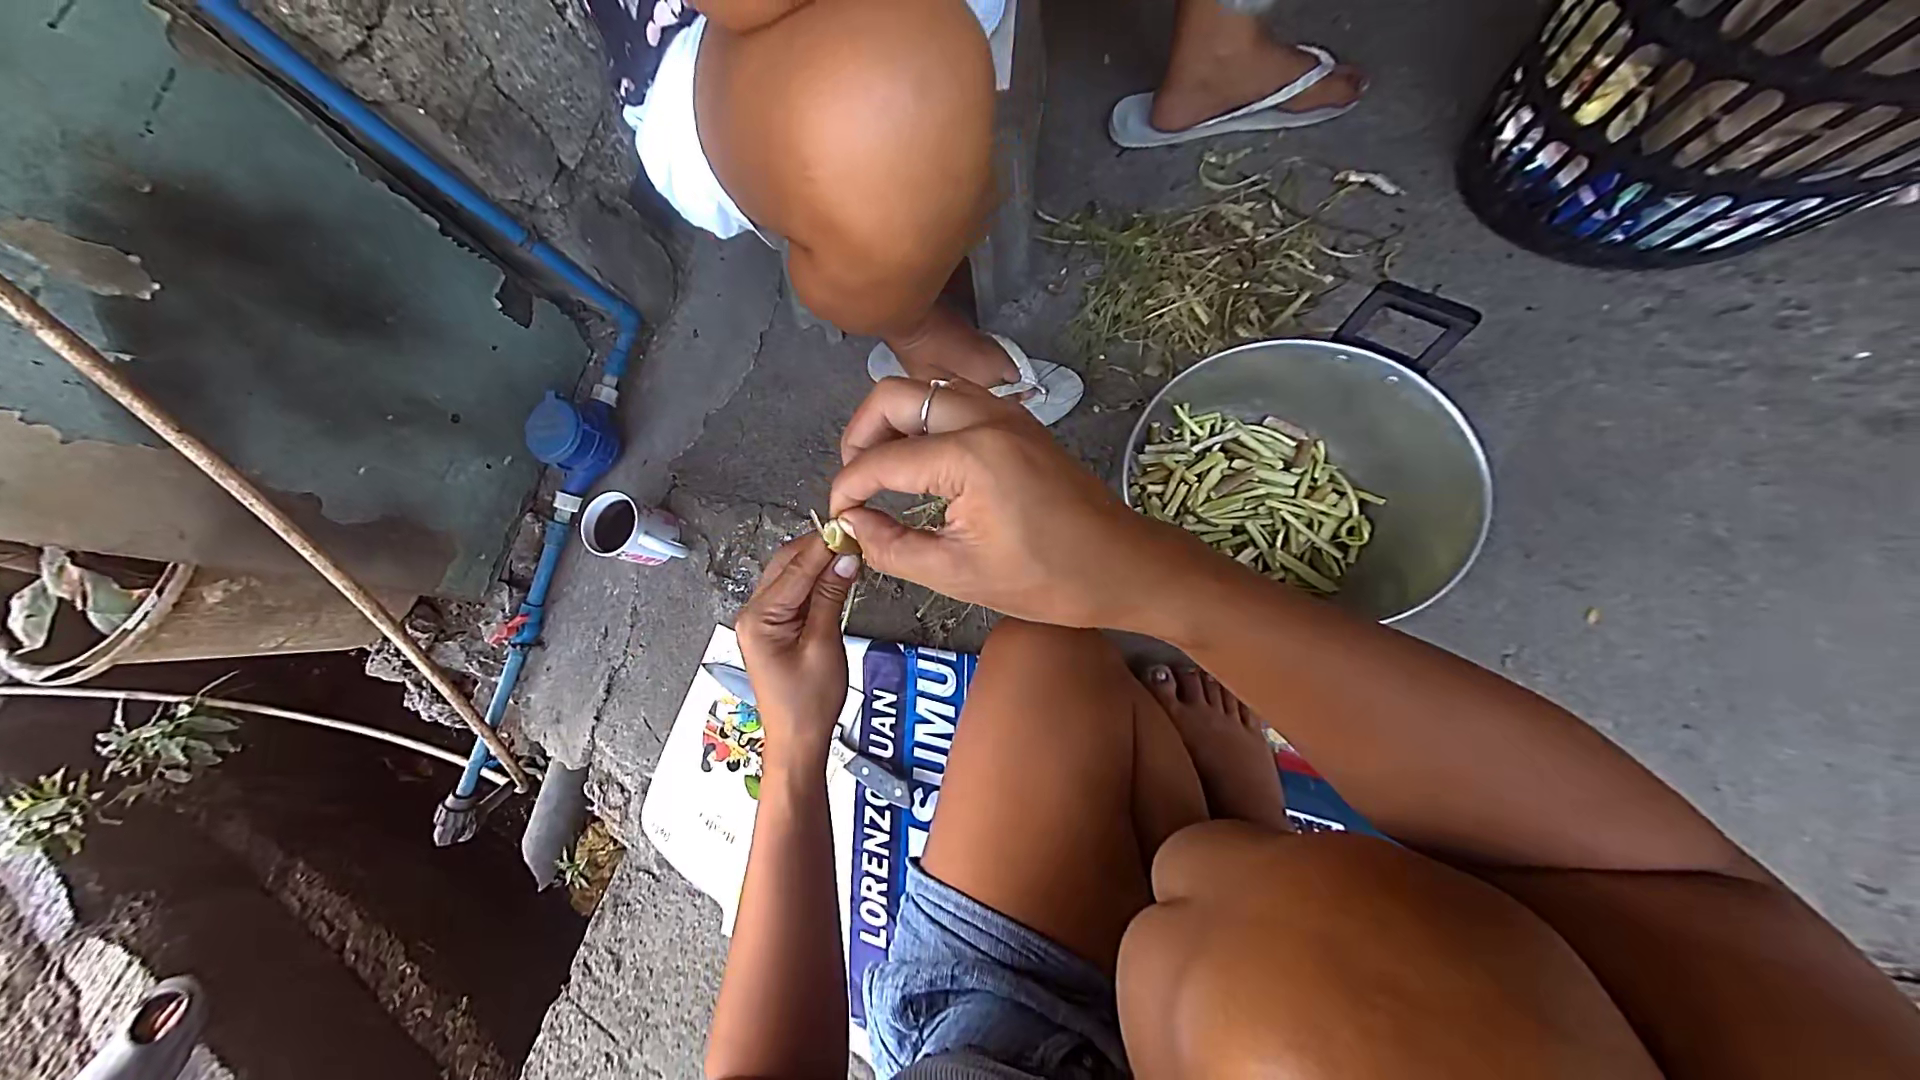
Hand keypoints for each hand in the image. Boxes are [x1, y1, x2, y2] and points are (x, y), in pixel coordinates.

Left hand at [736, 535, 860, 764]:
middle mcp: (753, 613)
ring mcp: (761, 619)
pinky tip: (836, 574)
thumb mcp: (824, 645)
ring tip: (850, 552)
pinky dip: (815, 580)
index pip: (796, 568)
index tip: (852, 530)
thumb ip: (831, 598)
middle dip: (820, 548)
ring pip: (790, 575)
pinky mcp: (774, 627)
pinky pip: (793, 592)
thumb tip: (845, 559)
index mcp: (759, 618)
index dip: (825, 545)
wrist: (797, 740)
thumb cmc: (808, 703)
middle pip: (787, 564)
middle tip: (854, 538)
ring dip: (818, 562)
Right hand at [828, 378, 1206, 628]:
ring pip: (927, 389)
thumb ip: (892, 547)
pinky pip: (957, 399)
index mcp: (968, 457)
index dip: (848, 488)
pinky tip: (925, 460)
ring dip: (894, 421)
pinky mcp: (1019, 420)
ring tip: (884, 469)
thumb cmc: (1046, 580)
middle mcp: (984, 417)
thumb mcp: (958, 575)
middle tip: (856, 481)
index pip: (881, 461)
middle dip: (860, 435)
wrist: (1121, 565)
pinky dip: (927, 420)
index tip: (838, 515)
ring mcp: (1006, 412)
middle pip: (893, 395)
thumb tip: (851, 524)